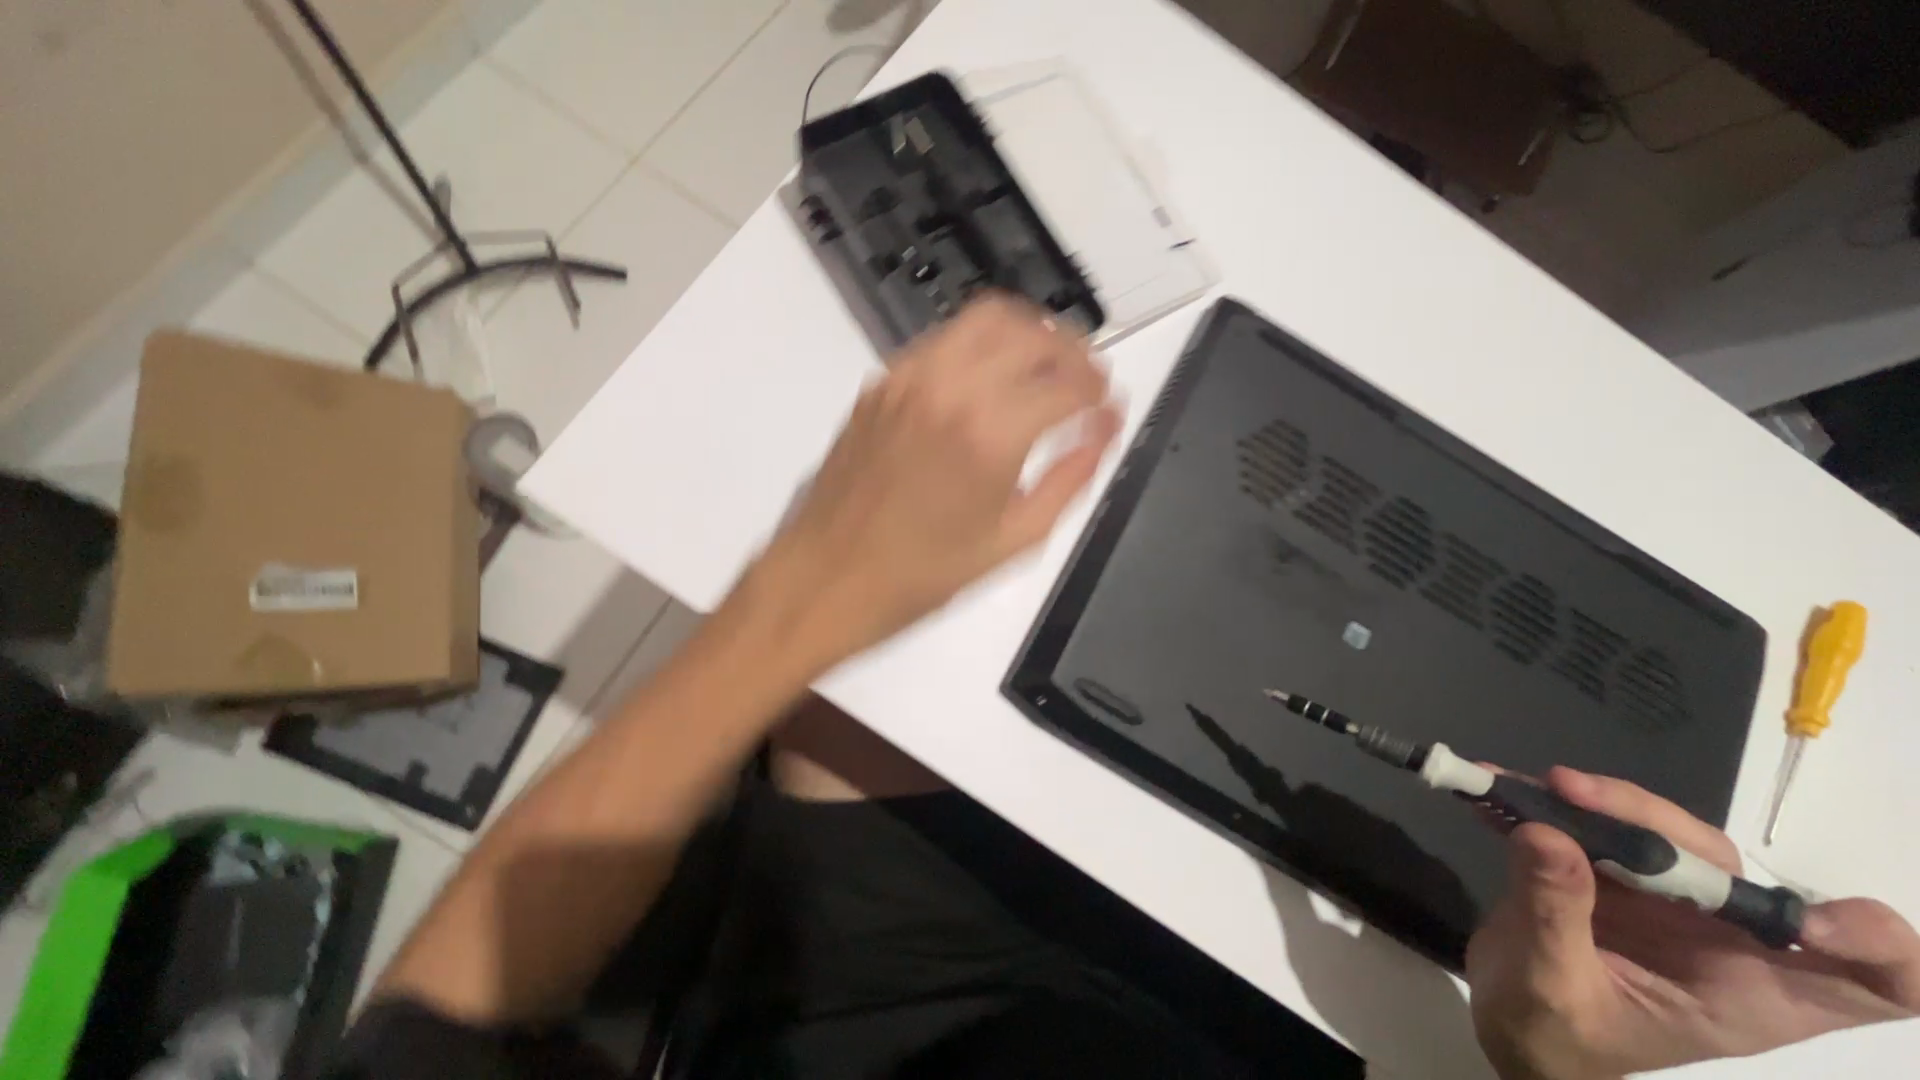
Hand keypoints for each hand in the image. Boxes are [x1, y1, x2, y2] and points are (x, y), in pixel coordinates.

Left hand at [742, 294, 1120, 668]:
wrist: (825, 578)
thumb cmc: (920, 575)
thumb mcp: (1013, 542)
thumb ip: (1070, 479)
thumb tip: (1104, 433)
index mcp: (989, 432)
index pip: (1069, 383)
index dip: (1101, 393)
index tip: (1110, 408)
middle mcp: (950, 388)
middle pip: (1033, 333)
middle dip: (1075, 351)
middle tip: (1089, 381)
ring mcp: (909, 378)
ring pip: (987, 319)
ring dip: (1030, 334)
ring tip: (1047, 367)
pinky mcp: (882, 383)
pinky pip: (945, 339)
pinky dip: (981, 344)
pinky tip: (990, 380)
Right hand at [1467, 767, 1919, 1079]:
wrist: (1510, 1033)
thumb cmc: (1552, 1039)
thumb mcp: (1552, 987)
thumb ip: (1556, 915)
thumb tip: (1545, 833)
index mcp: (1747, 993)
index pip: (1870, 981)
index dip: (1868, 942)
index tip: (1808, 919)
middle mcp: (1717, 937)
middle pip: (1721, 865)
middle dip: (1651, 819)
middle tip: (1569, 791)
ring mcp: (1659, 900)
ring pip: (1656, 831)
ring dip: (1594, 799)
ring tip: (1524, 784)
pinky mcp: (1605, 874)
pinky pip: (1589, 824)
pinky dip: (1542, 800)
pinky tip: (1494, 786)